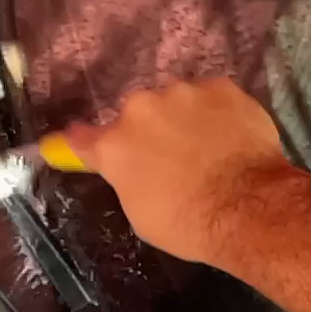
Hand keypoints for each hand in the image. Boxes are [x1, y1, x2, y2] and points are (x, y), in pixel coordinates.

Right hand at [64, 79, 301, 265]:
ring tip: (205, 156)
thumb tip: (131, 170)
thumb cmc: (185, 224)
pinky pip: (210, 100)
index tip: (66, 142)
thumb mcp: (140, 214)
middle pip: (137, 118)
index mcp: (116, 146)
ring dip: (182, 123)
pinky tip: (228, 144)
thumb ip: (127, 182)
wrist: (244, 207)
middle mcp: (142, 109)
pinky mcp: (221, 87)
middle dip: (148, 136)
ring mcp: (184, 93)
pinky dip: (215, 117)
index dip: (78, 144)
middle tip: (168, 164)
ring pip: (175, 105)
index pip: (83, 140)